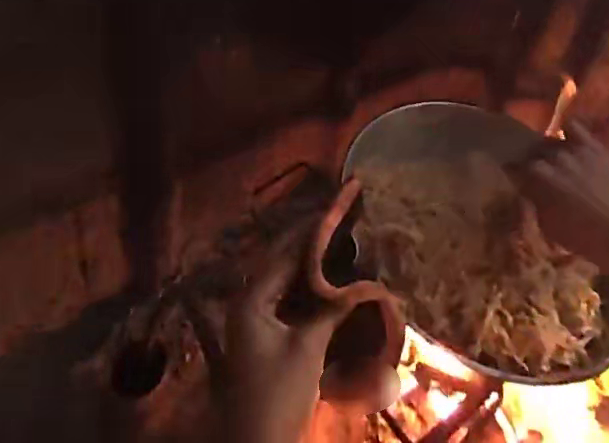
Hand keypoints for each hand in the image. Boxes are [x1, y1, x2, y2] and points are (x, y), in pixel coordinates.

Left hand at [215, 226, 350, 442]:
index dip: (309, 234)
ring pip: (284, 283)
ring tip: (338, 246)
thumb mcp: (308, 349)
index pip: (282, 255)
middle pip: (281, 265)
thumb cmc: (278, 395)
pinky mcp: (264, 337)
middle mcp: (247, 303)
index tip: (333, 213)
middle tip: (338, 226)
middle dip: (309, 248)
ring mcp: (254, 321)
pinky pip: (286, 302)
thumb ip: (331, 310)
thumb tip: (361, 284)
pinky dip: (306, 292)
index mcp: (250, 299)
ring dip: (309, 269)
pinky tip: (328, 284)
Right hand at [508, 119, 608, 268]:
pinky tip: (570, 142)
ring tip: (557, 162)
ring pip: (551, 141)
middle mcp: (552, 157)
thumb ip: (533, 202)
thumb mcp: (550, 227)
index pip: (515, 167)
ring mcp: (574, 149)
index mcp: (538, 177)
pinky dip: (568, 132)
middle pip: (533, 152)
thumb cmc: (586, 240)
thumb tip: (526, 189)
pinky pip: (573, 127)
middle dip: (532, 163)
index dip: (515, 174)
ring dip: (550, 152)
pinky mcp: (594, 147)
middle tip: (539, 175)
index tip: (517, 181)